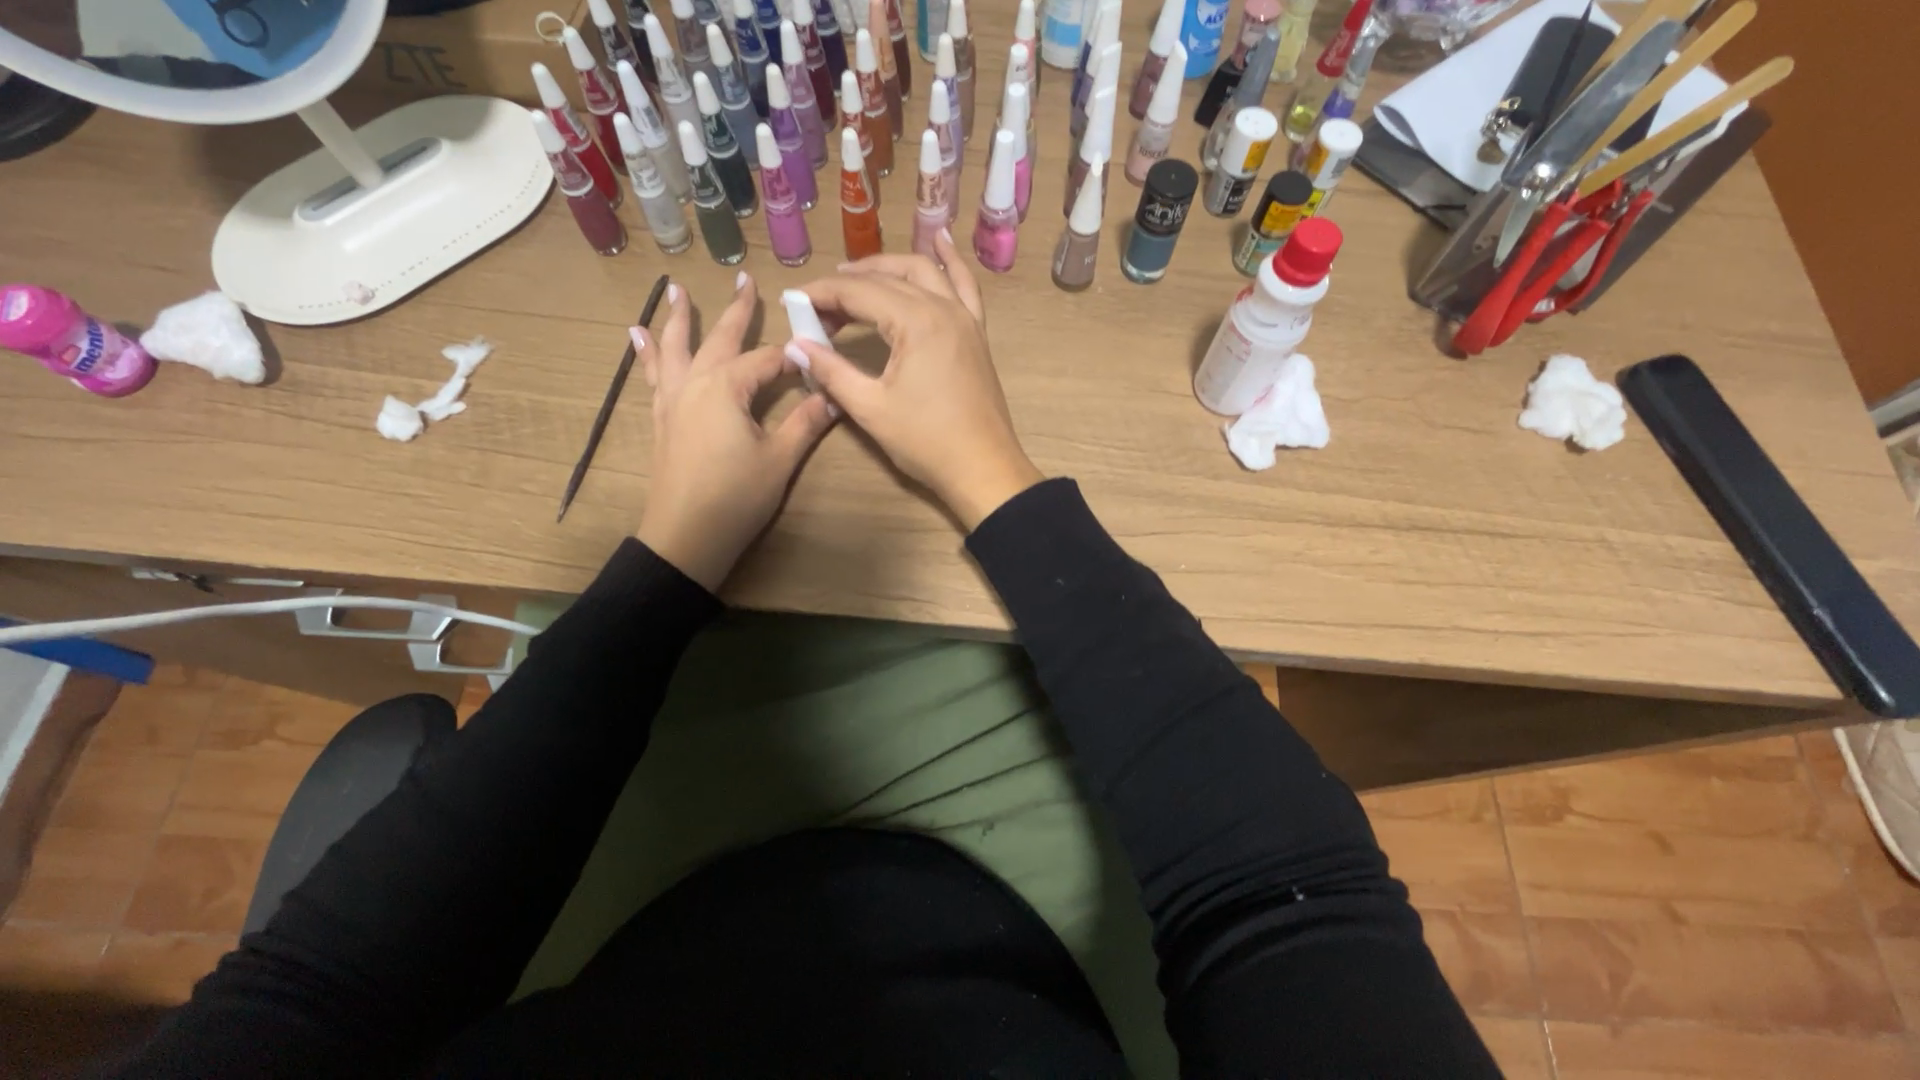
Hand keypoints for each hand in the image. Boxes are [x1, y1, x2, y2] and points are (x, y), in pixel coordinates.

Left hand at [633, 275, 835, 591]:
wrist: (685, 537)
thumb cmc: (736, 498)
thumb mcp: (780, 460)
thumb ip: (806, 423)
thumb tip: (833, 395)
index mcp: (727, 386)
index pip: (769, 359)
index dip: (796, 355)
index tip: (819, 349)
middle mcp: (696, 383)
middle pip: (719, 338)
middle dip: (735, 309)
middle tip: (743, 278)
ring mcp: (673, 401)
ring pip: (674, 349)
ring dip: (676, 319)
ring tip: (672, 291)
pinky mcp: (662, 420)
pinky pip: (654, 376)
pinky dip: (648, 354)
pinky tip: (639, 341)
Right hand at [789, 232, 1043, 529]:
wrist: (983, 467)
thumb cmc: (926, 442)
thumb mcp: (870, 408)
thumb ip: (831, 371)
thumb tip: (796, 346)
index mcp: (916, 322)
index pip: (858, 293)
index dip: (821, 294)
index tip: (793, 303)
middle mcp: (943, 308)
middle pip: (888, 277)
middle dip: (848, 285)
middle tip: (817, 305)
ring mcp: (965, 318)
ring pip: (924, 272)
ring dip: (888, 267)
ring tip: (856, 274)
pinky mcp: (976, 333)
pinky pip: (964, 285)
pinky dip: (950, 262)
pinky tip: (942, 241)